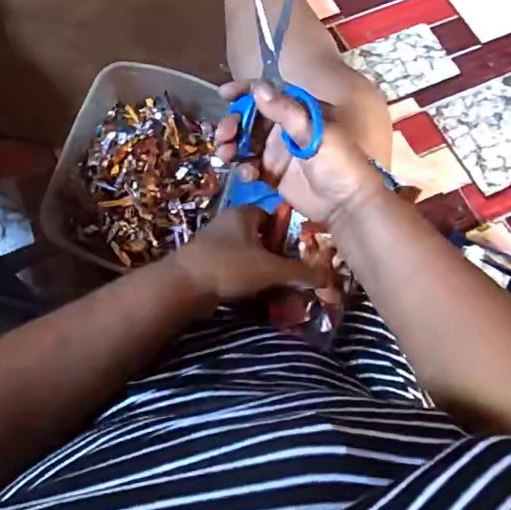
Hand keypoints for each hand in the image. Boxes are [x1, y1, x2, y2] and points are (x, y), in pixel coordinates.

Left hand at [167, 206, 321, 303]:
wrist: (183, 285)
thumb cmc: (229, 266)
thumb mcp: (271, 269)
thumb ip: (301, 272)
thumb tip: (328, 277)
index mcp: (243, 213)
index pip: (273, 216)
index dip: (289, 234)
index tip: (301, 254)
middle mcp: (228, 223)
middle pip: (261, 238)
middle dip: (277, 257)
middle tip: (293, 276)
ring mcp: (214, 243)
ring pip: (247, 255)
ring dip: (261, 271)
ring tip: (278, 289)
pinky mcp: (205, 262)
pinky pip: (233, 268)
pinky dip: (245, 280)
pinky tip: (255, 296)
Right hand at [214, 80, 387, 223]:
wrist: (347, 205)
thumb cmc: (338, 163)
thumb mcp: (314, 133)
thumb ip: (286, 112)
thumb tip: (258, 88)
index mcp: (297, 113)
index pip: (266, 95)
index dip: (244, 91)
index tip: (224, 94)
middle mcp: (284, 130)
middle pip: (248, 120)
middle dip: (232, 124)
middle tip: (223, 135)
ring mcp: (277, 153)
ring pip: (245, 143)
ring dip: (232, 146)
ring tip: (225, 155)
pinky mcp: (272, 174)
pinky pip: (250, 167)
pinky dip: (244, 169)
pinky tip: (248, 175)